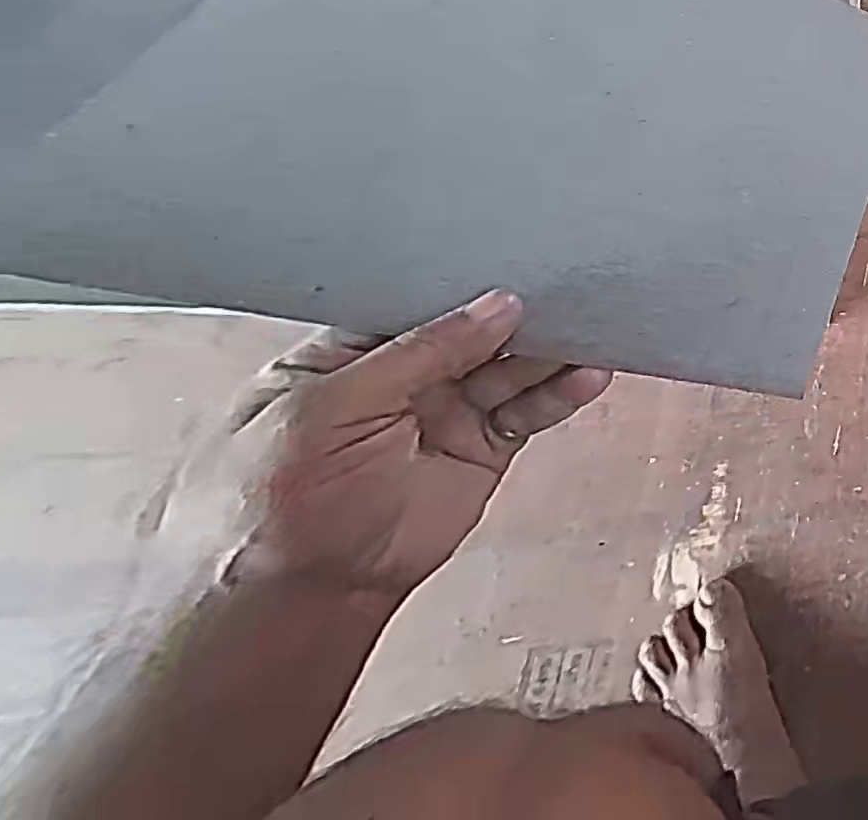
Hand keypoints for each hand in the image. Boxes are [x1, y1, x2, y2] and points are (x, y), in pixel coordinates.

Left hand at [229, 291, 611, 595]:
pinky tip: (588, 379)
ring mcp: (451, 411)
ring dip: (554, 355)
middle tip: (570, 302)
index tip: (517, 273)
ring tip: (593, 337)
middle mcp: (409, 378)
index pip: (423, 307)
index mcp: (354, 355)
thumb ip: (421, 351)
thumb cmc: (274, 499)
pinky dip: (561, 395)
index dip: (468, 291)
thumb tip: (498, 306)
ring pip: (514, 370)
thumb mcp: (333, 405)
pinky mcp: (487, 444)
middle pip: (479, 336)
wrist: (304, 593)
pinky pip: (531, 410)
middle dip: (523, 320)